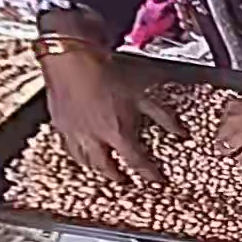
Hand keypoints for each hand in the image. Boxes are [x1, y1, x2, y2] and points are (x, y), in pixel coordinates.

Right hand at [42, 51, 182, 182]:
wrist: (72, 60)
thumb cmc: (108, 77)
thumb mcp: (144, 98)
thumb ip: (165, 119)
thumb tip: (182, 134)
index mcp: (117, 133)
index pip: (136, 162)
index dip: (149, 174)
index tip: (157, 181)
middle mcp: (94, 137)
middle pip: (106, 168)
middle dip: (119, 177)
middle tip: (128, 182)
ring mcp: (73, 132)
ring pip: (84, 161)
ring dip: (97, 169)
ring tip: (107, 172)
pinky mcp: (58, 124)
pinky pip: (67, 147)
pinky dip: (78, 156)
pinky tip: (84, 155)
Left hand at [217, 94, 241, 165]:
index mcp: (233, 107)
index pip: (224, 120)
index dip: (229, 127)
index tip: (234, 130)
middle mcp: (232, 123)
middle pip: (221, 136)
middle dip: (226, 141)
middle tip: (230, 146)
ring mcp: (240, 139)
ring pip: (226, 149)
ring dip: (231, 152)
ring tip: (235, 155)